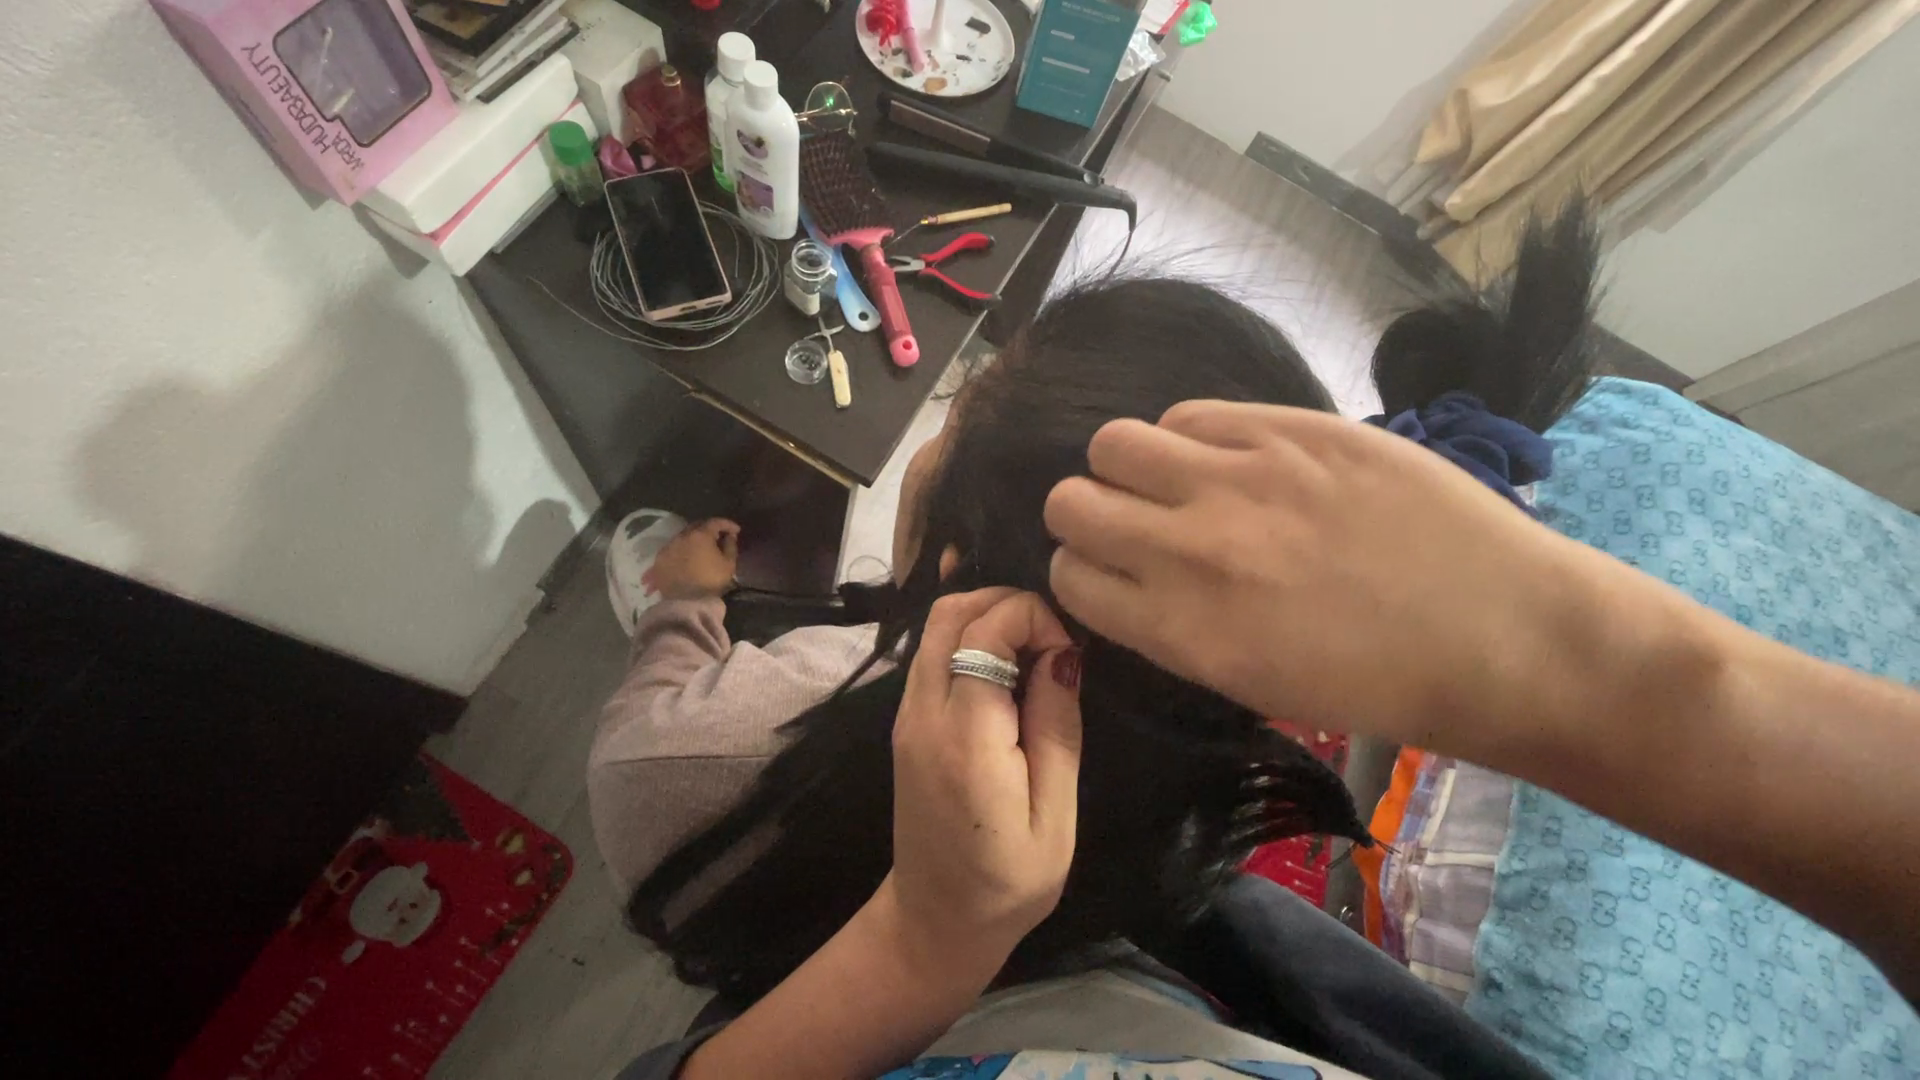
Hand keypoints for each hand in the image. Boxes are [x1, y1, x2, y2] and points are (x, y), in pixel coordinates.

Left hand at [646, 518, 739, 599]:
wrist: (686, 603)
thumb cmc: (711, 582)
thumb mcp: (729, 564)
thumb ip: (731, 546)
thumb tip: (729, 536)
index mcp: (700, 535)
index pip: (716, 522)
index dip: (728, 524)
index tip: (736, 531)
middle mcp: (681, 536)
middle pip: (697, 526)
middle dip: (709, 529)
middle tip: (718, 537)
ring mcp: (668, 547)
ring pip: (683, 537)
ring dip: (694, 539)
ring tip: (702, 548)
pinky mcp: (659, 559)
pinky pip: (673, 549)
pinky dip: (682, 550)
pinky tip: (687, 557)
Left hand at [887, 589, 1083, 966]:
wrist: (935, 921)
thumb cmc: (1008, 881)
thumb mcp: (1056, 813)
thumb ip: (1056, 725)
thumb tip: (1062, 651)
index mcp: (965, 737)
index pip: (985, 630)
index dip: (1033, 618)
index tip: (1068, 655)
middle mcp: (923, 713)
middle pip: (949, 612)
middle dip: (1005, 601)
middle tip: (1051, 637)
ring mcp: (906, 715)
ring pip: (934, 626)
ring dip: (985, 616)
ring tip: (1033, 651)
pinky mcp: (904, 723)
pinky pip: (930, 654)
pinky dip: (967, 639)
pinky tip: (1005, 670)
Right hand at [1044, 401, 1678, 751]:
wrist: (1507, 638)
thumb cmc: (1375, 683)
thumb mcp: (1246, 681)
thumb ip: (1165, 625)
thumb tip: (1124, 572)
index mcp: (1179, 629)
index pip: (1068, 576)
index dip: (1083, 571)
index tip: (1111, 571)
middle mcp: (1189, 549)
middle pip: (1068, 501)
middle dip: (1086, 515)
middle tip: (1132, 522)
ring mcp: (1239, 480)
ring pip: (1114, 443)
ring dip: (1129, 467)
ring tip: (1176, 481)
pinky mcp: (1290, 429)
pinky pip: (1190, 414)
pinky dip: (1190, 438)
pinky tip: (1228, 459)